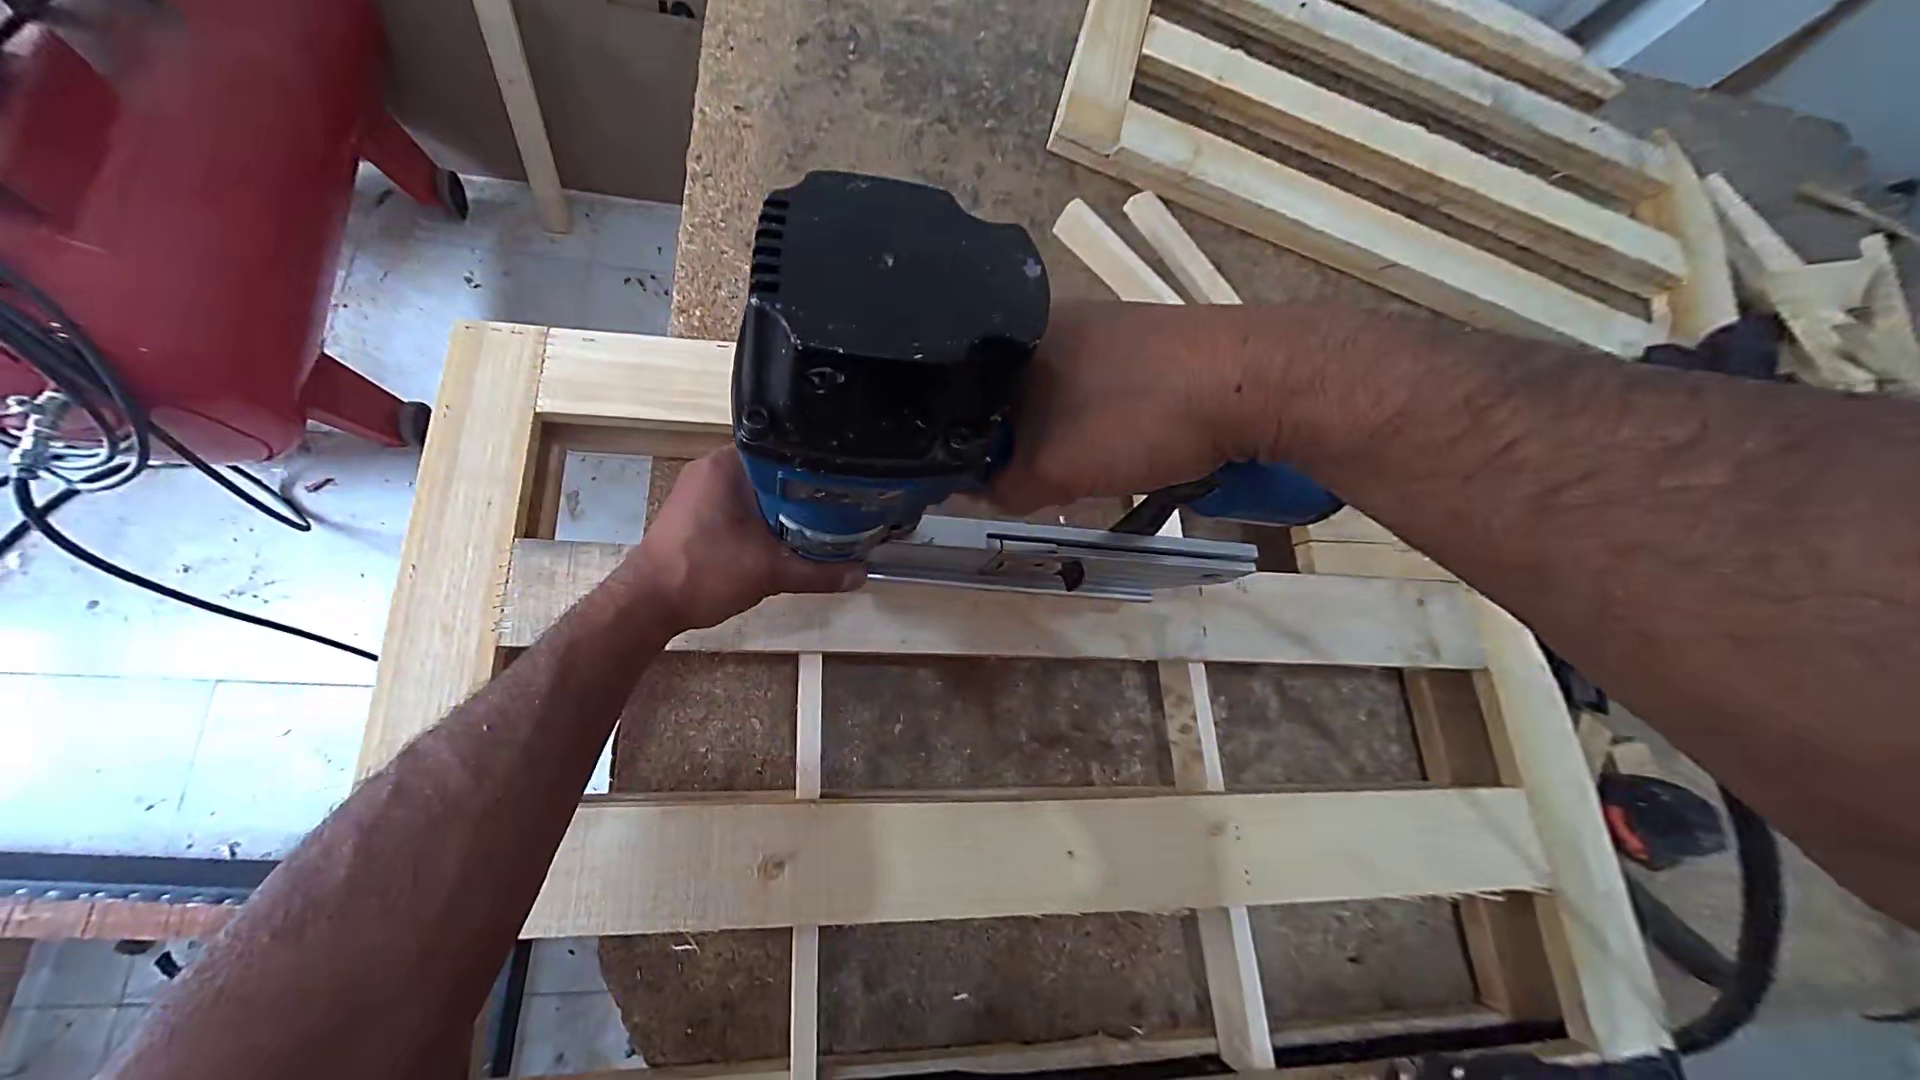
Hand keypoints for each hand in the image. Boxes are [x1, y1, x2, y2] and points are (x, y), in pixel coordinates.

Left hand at [618, 449, 864, 631]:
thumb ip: (820, 572)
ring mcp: (699, 490)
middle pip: (772, 471)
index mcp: (727, 465)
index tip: (844, 484)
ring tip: (818, 522)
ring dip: (782, 508)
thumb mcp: (772, 573)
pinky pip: (739, 504)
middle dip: (803, 491)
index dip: (818, 468)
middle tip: (838, 507)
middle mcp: (711, 468)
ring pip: (756, 491)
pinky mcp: (694, 512)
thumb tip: (862, 574)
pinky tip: (783, 537)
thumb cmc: (705, 573)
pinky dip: (761, 518)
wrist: (648, 605)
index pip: (785, 451)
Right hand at [989, 303, 1274, 512]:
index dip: (981, 448)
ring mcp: (1109, 327)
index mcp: (1023, 334)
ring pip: (1064, 401)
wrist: (1254, 382)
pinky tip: (1134, 443)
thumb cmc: (1138, 417)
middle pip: (1019, 402)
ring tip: (1099, 466)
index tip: (999, 482)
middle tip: (1053, 481)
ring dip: (1070, 440)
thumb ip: (1006, 485)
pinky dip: (1107, 425)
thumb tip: (980, 494)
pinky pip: (1105, 393)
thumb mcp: (1057, 467)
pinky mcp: (1149, 343)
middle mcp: (1060, 320)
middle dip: (1029, 448)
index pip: (973, 400)